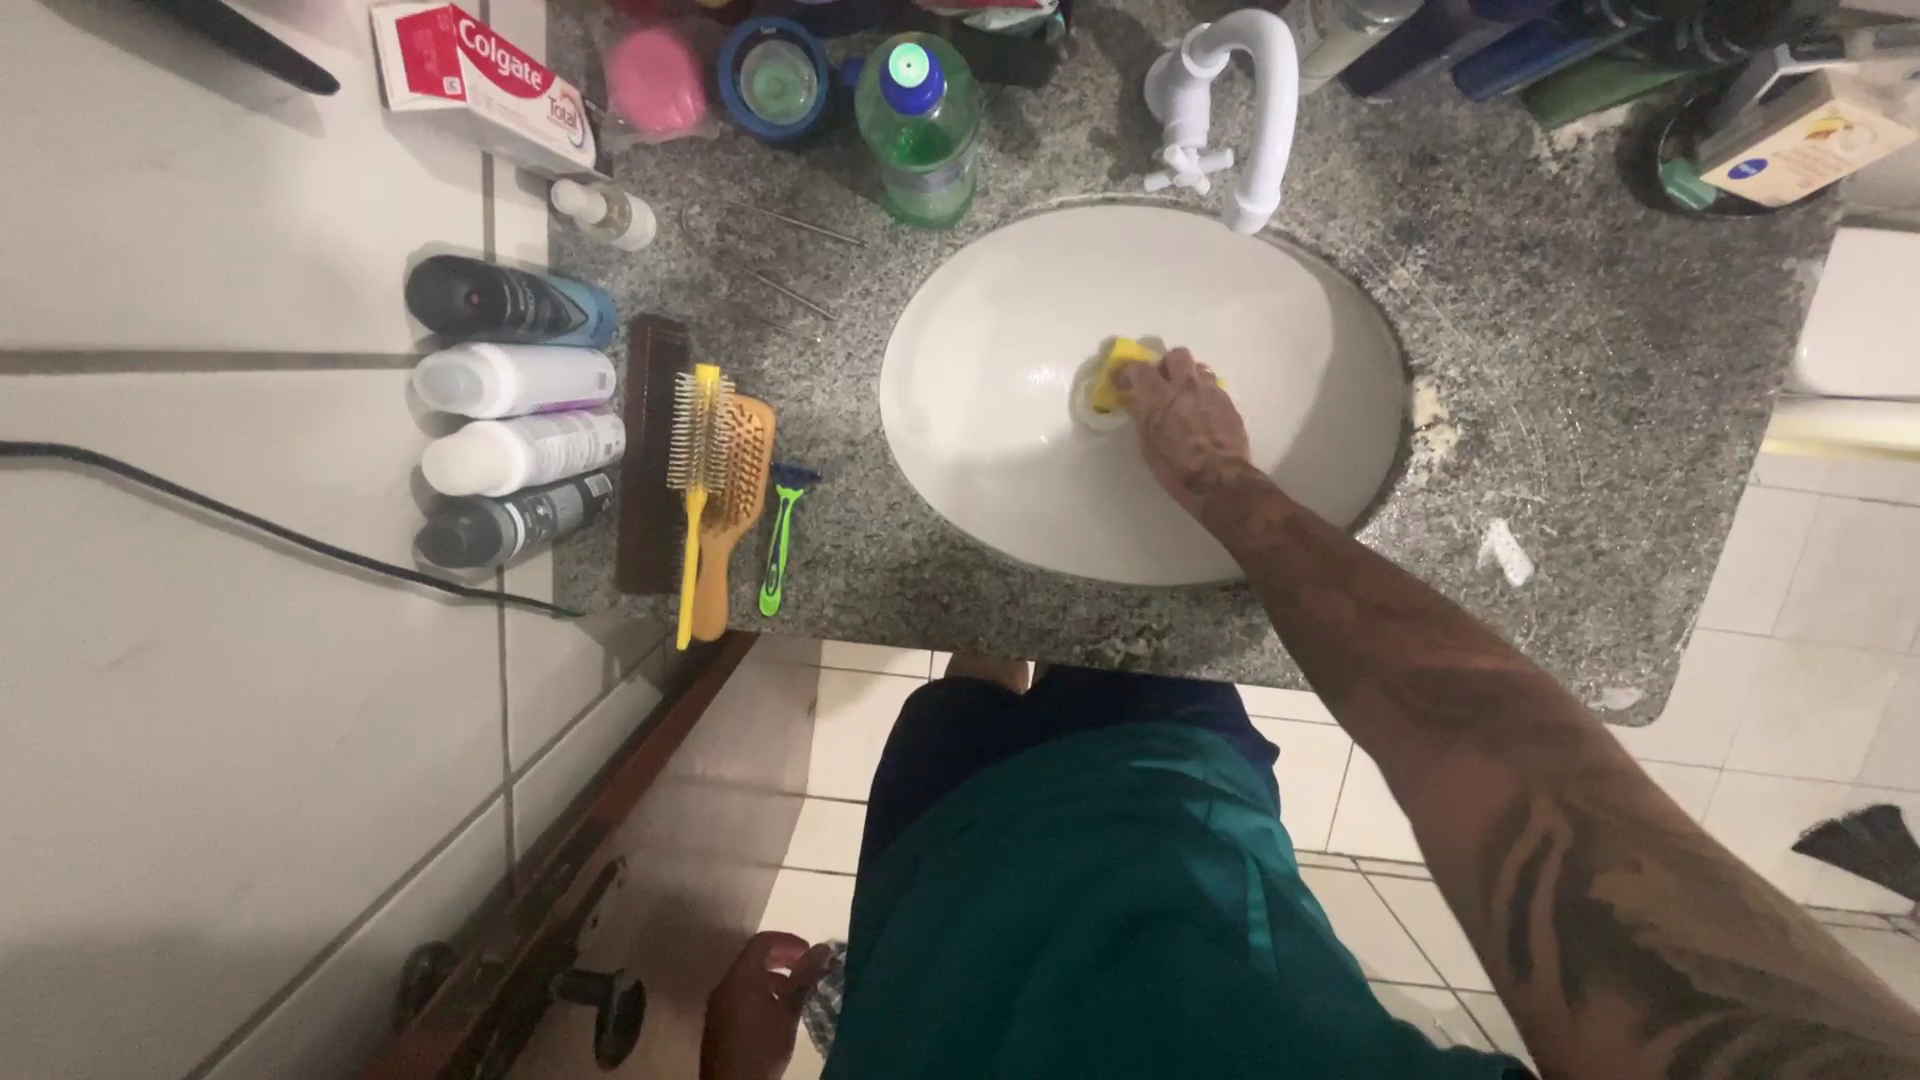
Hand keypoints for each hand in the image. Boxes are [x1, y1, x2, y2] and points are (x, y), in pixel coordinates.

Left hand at [700, 931, 834, 1079]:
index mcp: (741, 976)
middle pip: (753, 957)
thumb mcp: (788, 1011)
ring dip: (772, 977)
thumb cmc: (762, 1048)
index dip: (787, 941)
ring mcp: (718, 1005)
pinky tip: (775, 1013)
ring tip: (794, 993)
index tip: (808, 952)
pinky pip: (739, 995)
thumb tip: (822, 947)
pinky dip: (759, 993)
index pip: (762, 941)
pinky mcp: (717, 1023)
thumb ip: (804, 976)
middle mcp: (725, 985)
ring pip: (747, 978)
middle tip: (804, 967)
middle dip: (781, 957)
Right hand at [1116, 347, 1251, 517]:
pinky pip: (1213, 387)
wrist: (1218, 478)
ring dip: (1189, 378)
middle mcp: (1184, 386)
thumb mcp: (1147, 443)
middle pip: (1176, 355)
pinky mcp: (1228, 402)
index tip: (1127, 383)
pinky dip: (1204, 395)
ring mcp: (1209, 391)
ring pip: (1199, 368)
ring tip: (1186, 396)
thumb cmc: (1175, 467)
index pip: (1139, 367)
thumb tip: (1142, 405)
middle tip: (1163, 382)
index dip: (1130, 372)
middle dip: (1167, 365)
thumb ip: (1144, 416)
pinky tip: (1203, 413)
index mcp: (1157, 397)